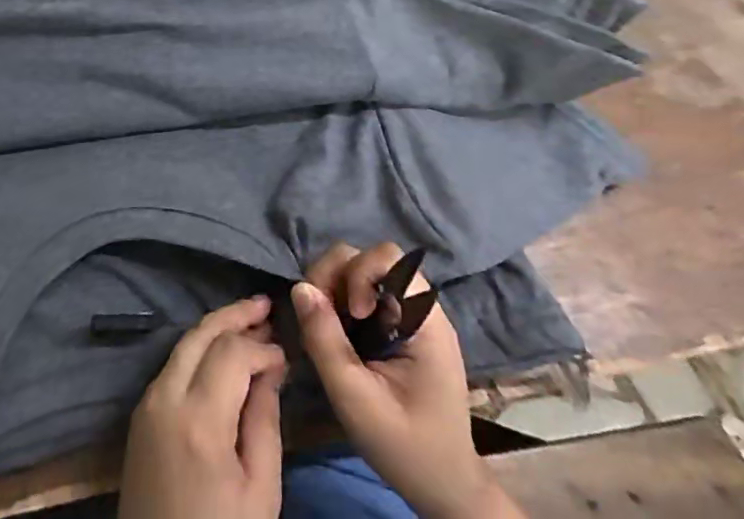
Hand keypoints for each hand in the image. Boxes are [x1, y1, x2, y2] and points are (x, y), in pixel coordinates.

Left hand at [120, 295, 287, 518]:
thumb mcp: (259, 489)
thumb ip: (264, 420)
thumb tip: (270, 368)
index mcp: (199, 419)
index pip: (232, 353)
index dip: (262, 346)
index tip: (287, 355)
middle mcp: (165, 397)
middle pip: (200, 334)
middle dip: (235, 315)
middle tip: (267, 305)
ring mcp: (147, 403)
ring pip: (182, 344)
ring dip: (216, 328)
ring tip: (251, 320)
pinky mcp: (140, 414)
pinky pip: (173, 365)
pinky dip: (199, 349)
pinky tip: (223, 353)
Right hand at [293, 243, 523, 518]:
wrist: (443, 486)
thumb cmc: (405, 447)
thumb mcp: (356, 399)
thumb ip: (326, 341)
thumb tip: (300, 288)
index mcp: (424, 320)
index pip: (389, 257)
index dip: (359, 274)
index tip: (352, 316)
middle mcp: (419, 308)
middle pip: (371, 259)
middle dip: (337, 277)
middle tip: (322, 317)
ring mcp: (409, 317)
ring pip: (363, 274)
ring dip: (336, 290)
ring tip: (326, 328)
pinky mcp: (398, 329)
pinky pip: (365, 296)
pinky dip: (342, 305)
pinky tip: (337, 336)